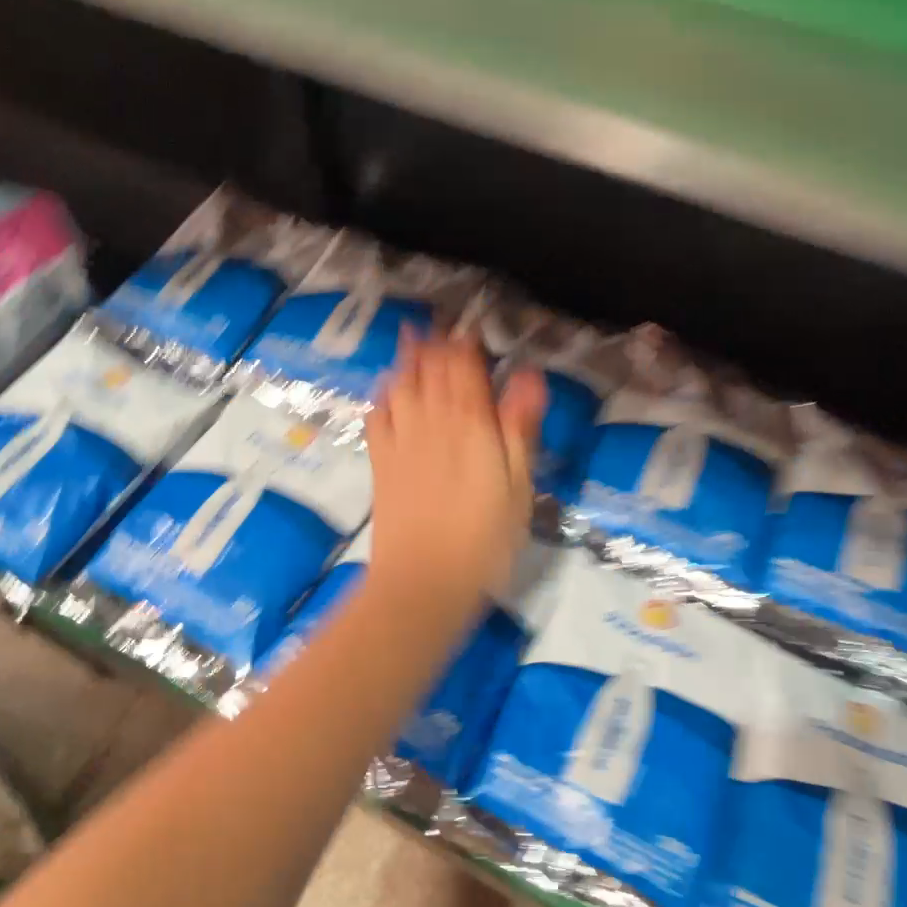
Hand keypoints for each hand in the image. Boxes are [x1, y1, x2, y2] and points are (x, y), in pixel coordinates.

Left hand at [366, 328, 546, 599]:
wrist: (422, 582)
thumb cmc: (484, 539)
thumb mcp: (518, 486)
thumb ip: (520, 427)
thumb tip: (529, 375)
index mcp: (470, 423)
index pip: (464, 368)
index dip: (465, 344)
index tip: (468, 326)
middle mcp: (431, 421)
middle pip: (431, 370)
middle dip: (436, 343)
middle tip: (439, 323)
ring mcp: (400, 441)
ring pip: (402, 385)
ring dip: (408, 359)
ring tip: (412, 337)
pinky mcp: (380, 463)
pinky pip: (378, 415)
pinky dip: (383, 394)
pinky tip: (386, 388)